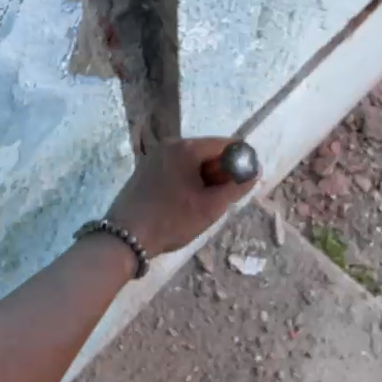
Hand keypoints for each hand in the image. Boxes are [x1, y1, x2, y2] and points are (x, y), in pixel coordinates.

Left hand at [104, 137, 255, 255]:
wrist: (126, 237)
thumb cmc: (172, 221)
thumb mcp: (211, 207)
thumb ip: (236, 187)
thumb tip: (255, 171)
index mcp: (186, 148)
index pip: (225, 144)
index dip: (239, 162)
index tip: (242, 184)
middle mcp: (169, 144)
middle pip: (207, 151)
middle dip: (219, 172)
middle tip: (219, 200)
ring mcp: (155, 156)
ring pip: (191, 161)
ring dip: (203, 179)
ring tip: (201, 204)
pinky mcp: (145, 169)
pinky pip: (176, 168)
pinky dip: (186, 181)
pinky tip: (183, 203)